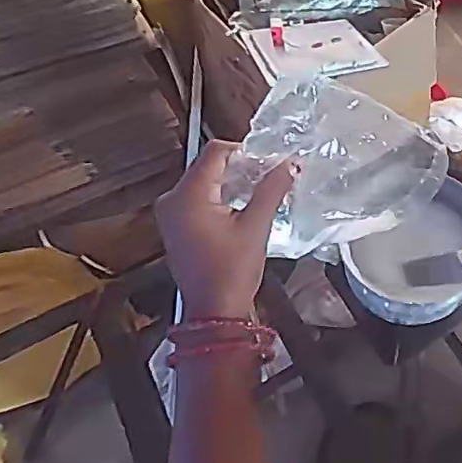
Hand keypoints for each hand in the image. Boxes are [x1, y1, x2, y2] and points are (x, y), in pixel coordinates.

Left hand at [155, 142, 296, 319]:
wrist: (214, 312)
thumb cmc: (233, 270)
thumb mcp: (256, 226)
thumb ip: (272, 189)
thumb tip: (290, 163)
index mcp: (188, 195)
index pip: (215, 152)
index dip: (244, 150)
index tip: (269, 160)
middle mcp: (172, 199)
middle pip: (208, 165)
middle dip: (240, 166)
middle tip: (269, 175)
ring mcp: (170, 213)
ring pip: (204, 181)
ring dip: (232, 181)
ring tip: (260, 189)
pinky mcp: (175, 225)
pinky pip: (198, 197)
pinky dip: (221, 195)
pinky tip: (243, 205)